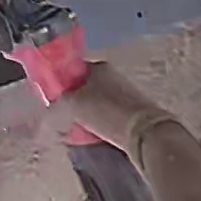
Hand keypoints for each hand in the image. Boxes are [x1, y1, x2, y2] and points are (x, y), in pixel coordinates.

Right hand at [50, 62, 185, 158]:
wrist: (147, 134)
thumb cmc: (105, 111)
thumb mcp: (71, 104)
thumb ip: (59, 98)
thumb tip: (54, 99)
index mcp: (97, 66)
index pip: (71, 69)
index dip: (60, 82)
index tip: (53, 96)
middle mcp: (113, 75)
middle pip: (85, 86)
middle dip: (74, 99)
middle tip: (65, 114)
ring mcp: (127, 92)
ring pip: (98, 101)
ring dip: (88, 112)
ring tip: (79, 128)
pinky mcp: (137, 110)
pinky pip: (111, 113)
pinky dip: (102, 121)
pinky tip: (95, 133)